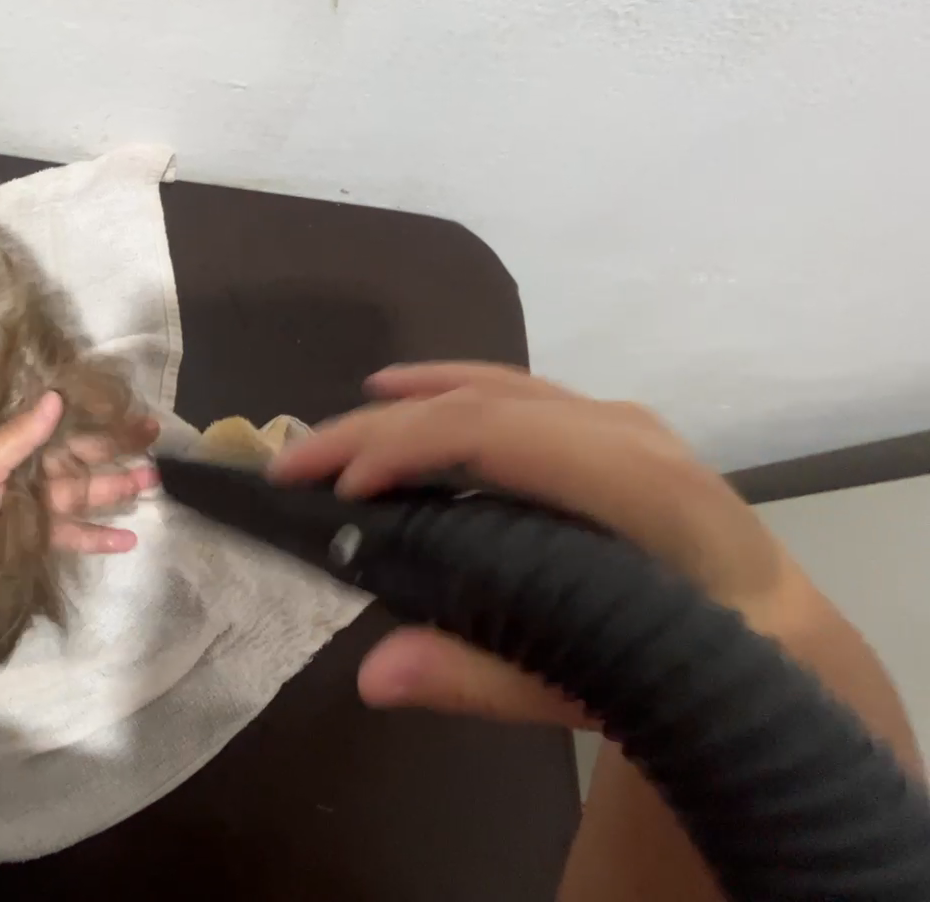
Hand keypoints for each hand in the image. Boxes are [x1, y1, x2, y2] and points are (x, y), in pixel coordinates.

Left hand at [0, 392, 159, 558]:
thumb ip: (20, 435)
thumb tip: (56, 396)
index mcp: (8, 447)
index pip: (60, 428)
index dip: (95, 422)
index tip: (130, 414)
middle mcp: (25, 472)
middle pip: (77, 459)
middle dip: (115, 452)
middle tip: (155, 446)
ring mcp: (32, 508)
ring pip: (81, 494)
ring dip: (114, 489)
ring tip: (152, 483)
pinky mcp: (34, 542)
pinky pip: (72, 535)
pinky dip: (98, 537)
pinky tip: (128, 537)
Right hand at [269, 362, 802, 729]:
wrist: (776, 632)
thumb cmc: (698, 663)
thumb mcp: (604, 687)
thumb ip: (488, 680)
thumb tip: (372, 675)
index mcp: (642, 489)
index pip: (498, 437)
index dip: (404, 450)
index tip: (334, 491)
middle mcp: (626, 434)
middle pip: (473, 406)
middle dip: (369, 432)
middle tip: (292, 466)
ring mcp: (615, 419)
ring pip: (485, 387)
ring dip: (392, 406)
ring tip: (326, 433)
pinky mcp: (599, 421)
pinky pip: (507, 384)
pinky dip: (438, 382)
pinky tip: (390, 385)